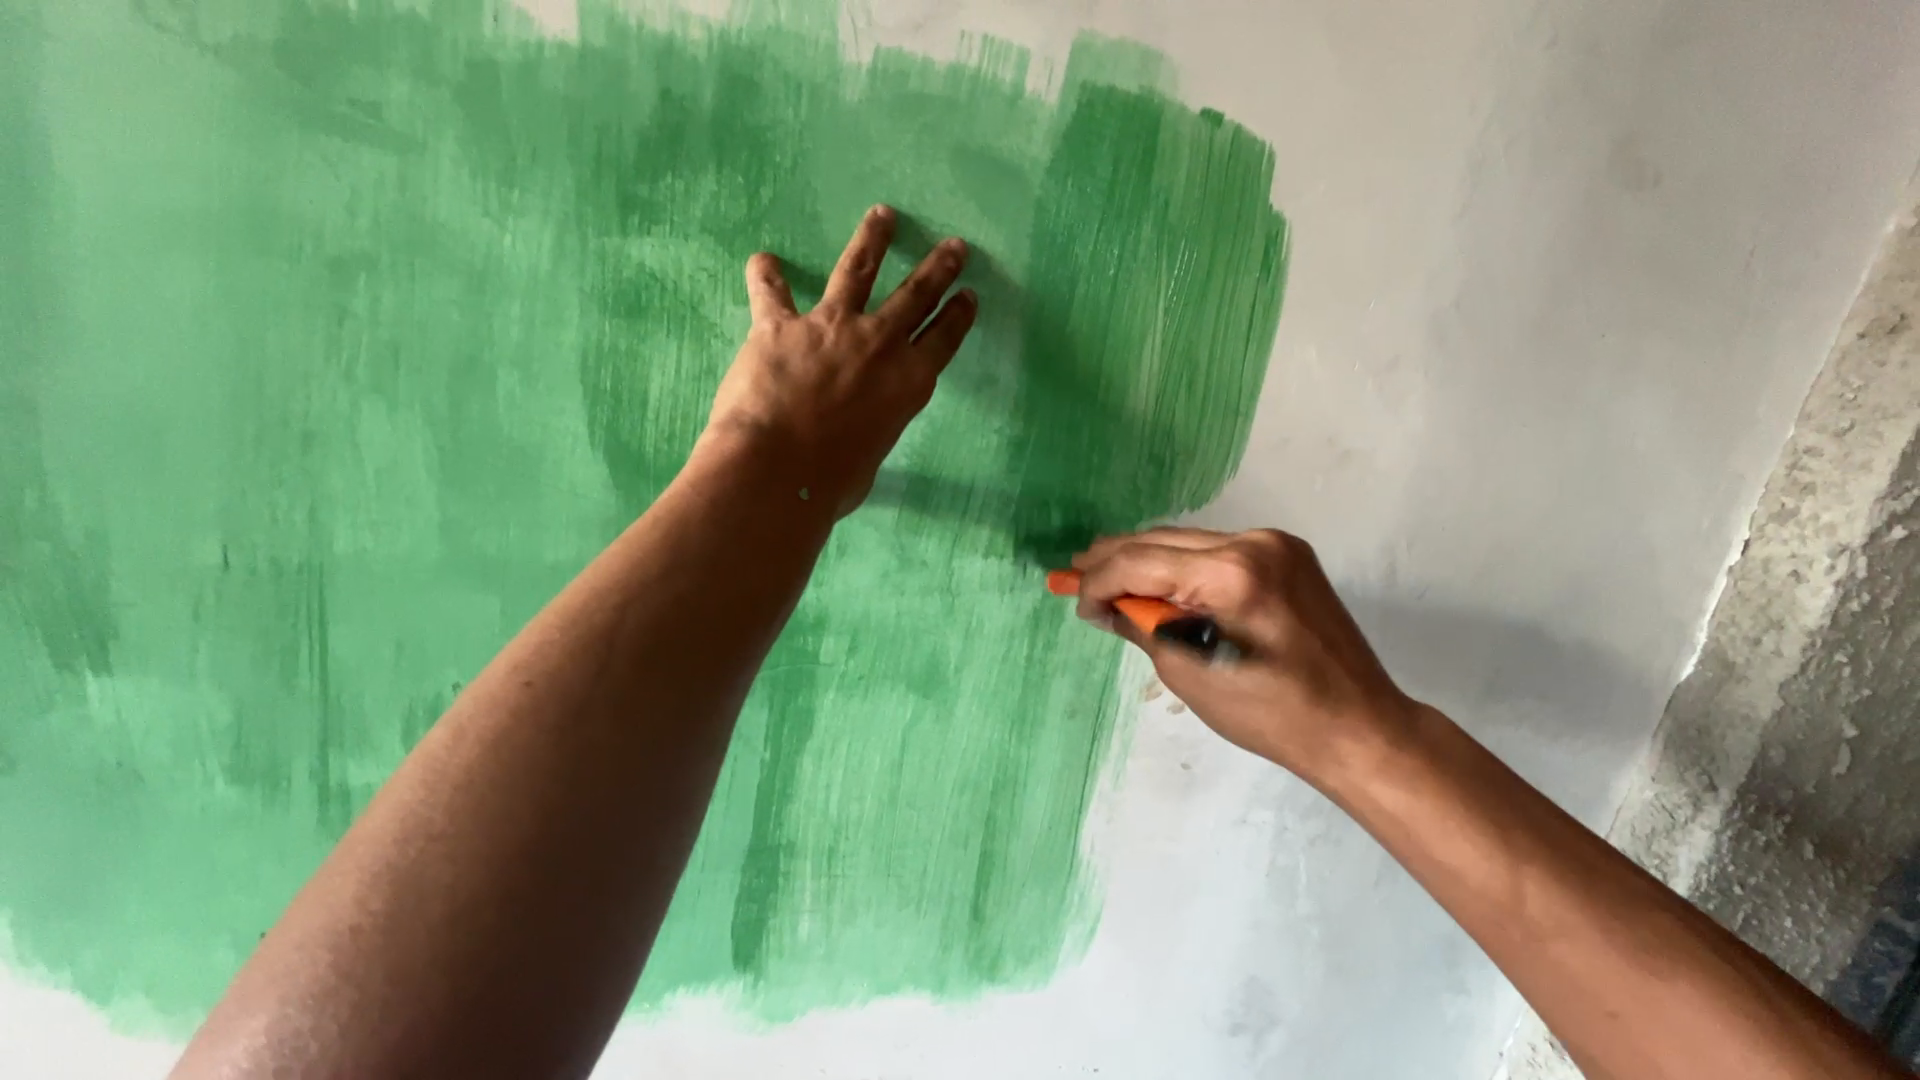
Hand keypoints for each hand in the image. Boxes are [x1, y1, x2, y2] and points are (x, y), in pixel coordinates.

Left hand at [701, 205, 977, 517]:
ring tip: (882, 216)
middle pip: (915, 296)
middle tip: (953, 246)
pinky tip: (763, 260)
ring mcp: (831, 328)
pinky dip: (765, 275)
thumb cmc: (831, 483)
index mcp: (908, 383)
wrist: (777, 470)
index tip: (968, 296)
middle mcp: (878, 345)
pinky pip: (771, 292)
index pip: (943, 340)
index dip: (958, 316)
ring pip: (856, 271)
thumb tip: (851, 433)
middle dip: (937, 268)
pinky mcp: (780, 325)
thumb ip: (867, 433)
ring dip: (872, 240)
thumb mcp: (868, 461)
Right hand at [1071, 528, 1418, 783]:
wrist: (1357, 724)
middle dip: (1115, 559)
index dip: (1098, 580)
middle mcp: (1253, 542)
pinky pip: (1216, 550)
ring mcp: (1275, 543)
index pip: (1139, 562)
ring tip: (1109, 577)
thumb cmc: (1268, 713)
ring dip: (1148, 559)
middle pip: (1161, 540)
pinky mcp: (1288, 553)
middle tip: (1075, 575)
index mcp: (1230, 574)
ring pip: (1188, 540)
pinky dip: (1183, 564)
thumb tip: (1107, 607)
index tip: (1076, 603)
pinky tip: (1161, 580)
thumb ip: (1143, 625)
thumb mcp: (1189, 672)